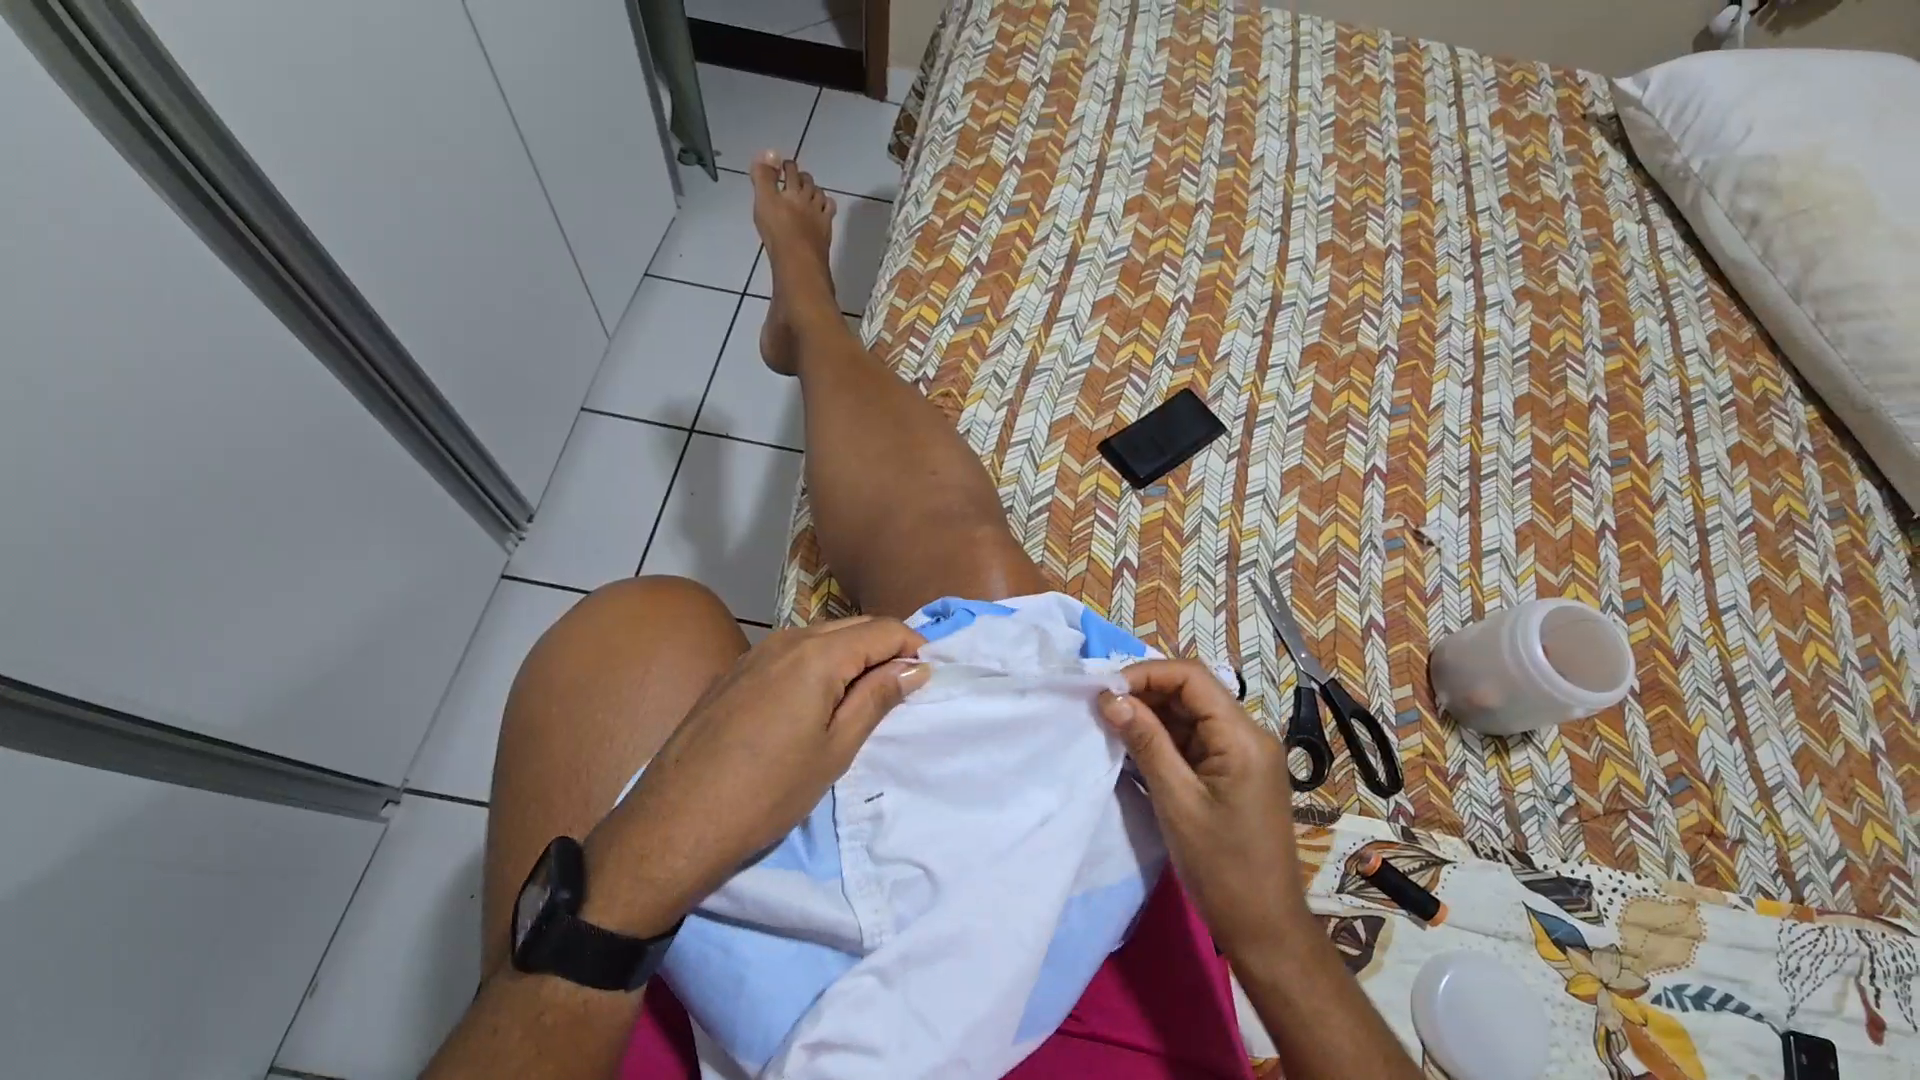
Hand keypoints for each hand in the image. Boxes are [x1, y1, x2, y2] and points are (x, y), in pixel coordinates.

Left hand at [581, 617, 928, 935]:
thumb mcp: (835, 750)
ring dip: (850, 655)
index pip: (882, 629)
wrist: (677, 822)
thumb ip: (876, 698)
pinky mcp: (732, 673)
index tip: (930, 675)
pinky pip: (789, 654)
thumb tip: (915, 667)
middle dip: (884, 647)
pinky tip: (816, 700)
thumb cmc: (768, 792)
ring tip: (864, 696)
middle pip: (851, 626)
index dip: (913, 646)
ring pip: (818, 637)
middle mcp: (785, 639)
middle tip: (904, 687)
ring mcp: (754, 654)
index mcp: (817, 654)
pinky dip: (816, 665)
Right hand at [1098, 660, 1309, 958]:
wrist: (1264, 925)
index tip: (1105, 691)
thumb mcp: (1176, 800)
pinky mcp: (1233, 774)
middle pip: (1192, 693)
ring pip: (1191, 716)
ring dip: (1151, 716)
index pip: (1192, 678)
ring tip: (1109, 725)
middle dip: (1145, 694)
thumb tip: (1111, 698)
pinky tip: (1132, 749)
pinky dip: (1164, 740)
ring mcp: (1242, 755)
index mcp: (1242, 737)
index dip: (1146, 674)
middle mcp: (1248, 736)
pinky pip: (1195, 741)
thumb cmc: (1221, 865)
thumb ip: (1146, 742)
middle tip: (1100, 707)